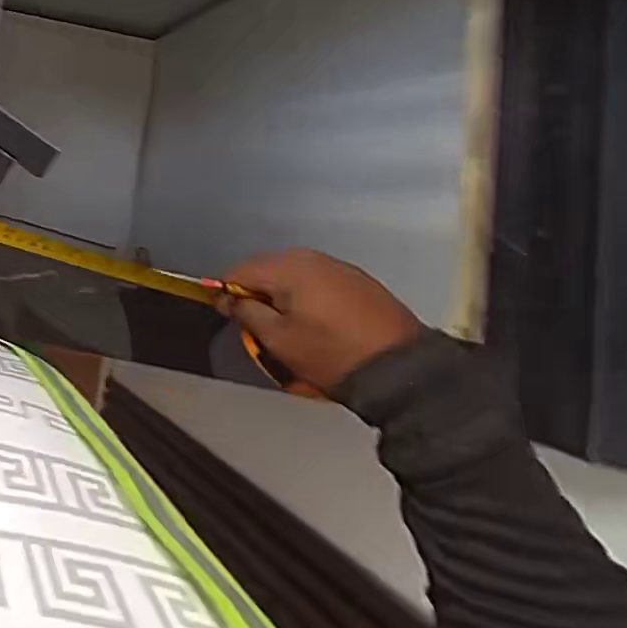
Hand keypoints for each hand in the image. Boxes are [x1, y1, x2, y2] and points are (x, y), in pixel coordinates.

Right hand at [215, 248, 424, 392]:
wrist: (401, 369)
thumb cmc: (332, 354)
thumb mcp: (279, 340)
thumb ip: (246, 313)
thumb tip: (227, 298)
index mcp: (287, 268)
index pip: (239, 271)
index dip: (225, 292)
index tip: (225, 314)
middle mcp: (310, 257)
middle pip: (264, 268)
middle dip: (253, 293)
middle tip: (253, 325)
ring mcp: (336, 266)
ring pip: (290, 274)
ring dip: (279, 295)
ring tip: (283, 327)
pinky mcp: (356, 280)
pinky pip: (315, 280)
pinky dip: (304, 296)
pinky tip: (311, 321)